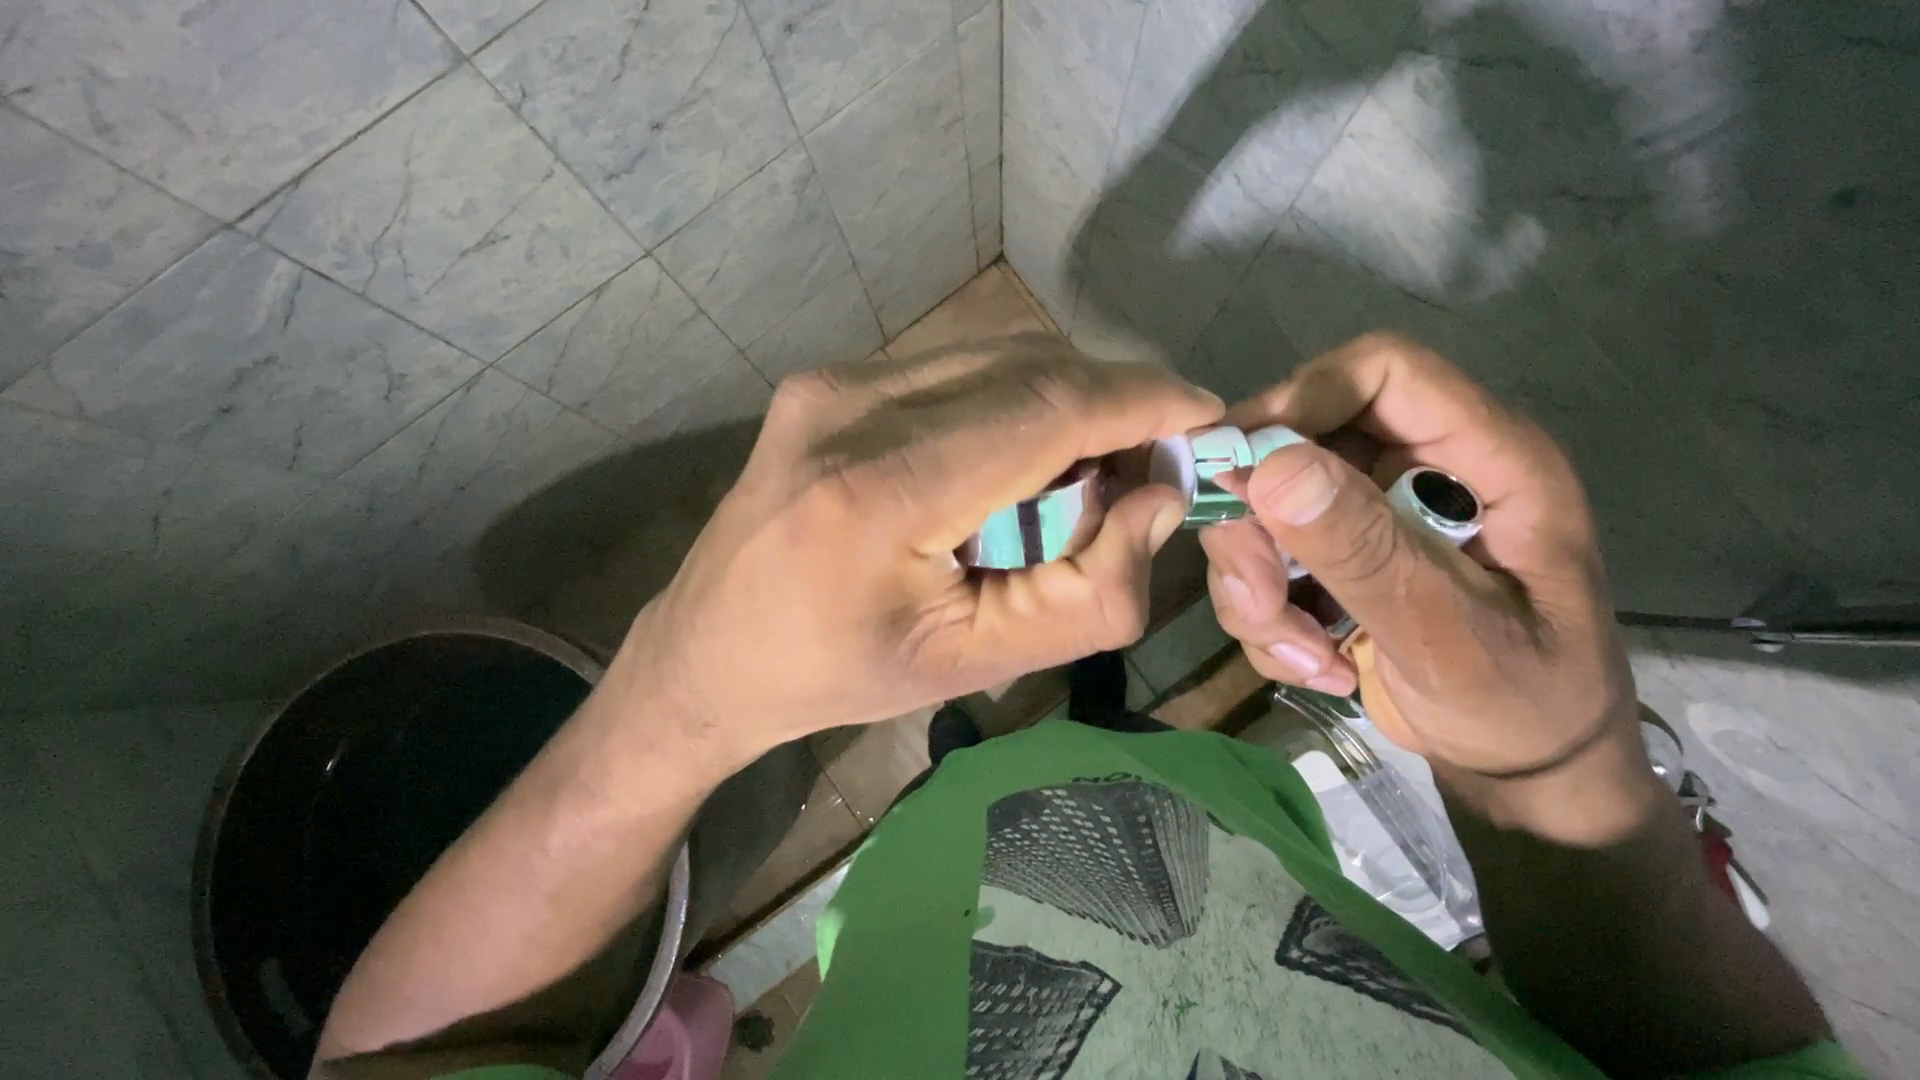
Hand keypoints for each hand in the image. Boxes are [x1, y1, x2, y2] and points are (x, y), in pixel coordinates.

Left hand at [611, 334, 1223, 765]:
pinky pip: (957, 364)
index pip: (1046, 407)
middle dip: (1113, 405)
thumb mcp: (976, 663)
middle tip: (1147, 467)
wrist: (712, 650)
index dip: (1145, 401)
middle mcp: (850, 407)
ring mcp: (831, 380)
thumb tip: (1160, 494)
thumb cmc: (843, 675)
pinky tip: (1012, 459)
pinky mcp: (828, 377)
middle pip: (1031, 366)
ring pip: (998, 353)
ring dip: (1064, 399)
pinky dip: (1012, 398)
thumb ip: (1089, 591)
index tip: (1208, 420)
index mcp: (880, 492)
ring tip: (1080, 473)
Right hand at [1200, 334, 1637, 787]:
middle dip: (1258, 528)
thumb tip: (1270, 467)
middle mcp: (1417, 469)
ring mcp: (1371, 513)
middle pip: (1297, 444)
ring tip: (1298, 654)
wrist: (1524, 768)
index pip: (1381, 372)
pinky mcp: (1335, 556)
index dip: (1299, 401)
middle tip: (1258, 601)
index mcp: (1483, 459)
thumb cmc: (1526, 703)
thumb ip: (1364, 552)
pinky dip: (1265, 615)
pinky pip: (1263, 558)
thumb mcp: (1448, 635)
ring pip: (1263, 507)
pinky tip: (1312, 662)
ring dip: (1256, 585)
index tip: (1235, 472)